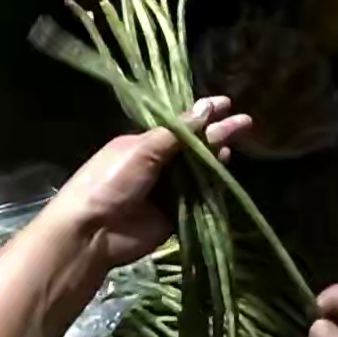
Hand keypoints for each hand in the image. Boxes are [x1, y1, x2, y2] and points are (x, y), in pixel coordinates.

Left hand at [39, 96, 250, 268]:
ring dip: (217, 154)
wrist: (92, 233)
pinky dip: (214, 183)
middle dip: (218, 131)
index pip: (180, 124)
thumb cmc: (110, 181)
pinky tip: (226, 167)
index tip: (226, 103)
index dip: (202, 113)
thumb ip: (178, 132)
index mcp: (144, 143)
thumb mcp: (142, 149)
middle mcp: (158, 163)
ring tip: (238, 140)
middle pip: (194, 145)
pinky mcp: (176, 212)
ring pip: (200, 169)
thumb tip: (206, 106)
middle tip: (246, 121)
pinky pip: (200, 195)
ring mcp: (168, 188)